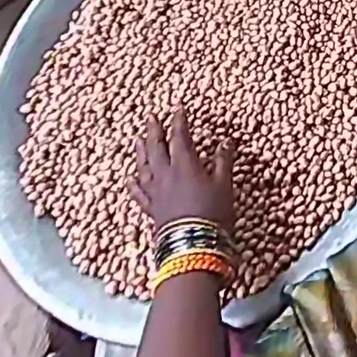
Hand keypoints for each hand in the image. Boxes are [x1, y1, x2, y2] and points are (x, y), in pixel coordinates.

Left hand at [132, 110, 235, 228]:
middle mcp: (166, 175)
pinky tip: (130, 179)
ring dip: (140, 152)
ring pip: (144, 167)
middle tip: (151, 117)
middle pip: (156, 148)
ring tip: (137, 140)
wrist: (192, 247)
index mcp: (185, 164)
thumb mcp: (224, 184)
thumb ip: (223, 161)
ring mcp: (156, 193)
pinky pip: (139, 193)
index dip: (178, 122)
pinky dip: (134, 184)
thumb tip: (225, 142)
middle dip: (154, 131)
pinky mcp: (152, 210)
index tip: (178, 109)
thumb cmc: (212, 213)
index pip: (179, 137)